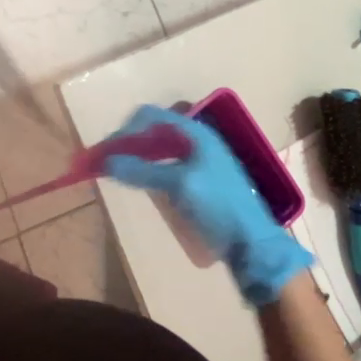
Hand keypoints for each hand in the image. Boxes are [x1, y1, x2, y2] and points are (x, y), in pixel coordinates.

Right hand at [104, 105, 314, 306]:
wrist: (253, 245)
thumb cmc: (218, 207)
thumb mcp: (179, 185)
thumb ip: (142, 170)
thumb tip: (107, 160)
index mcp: (195, 132)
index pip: (150, 116)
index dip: (125, 130)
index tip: (106, 152)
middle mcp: (196, 139)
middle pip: (152, 130)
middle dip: (127, 142)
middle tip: (106, 161)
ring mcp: (200, 159)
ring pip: (158, 147)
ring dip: (136, 155)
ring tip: (117, 171)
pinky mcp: (200, 179)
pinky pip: (166, 163)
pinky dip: (148, 167)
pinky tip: (140, 181)